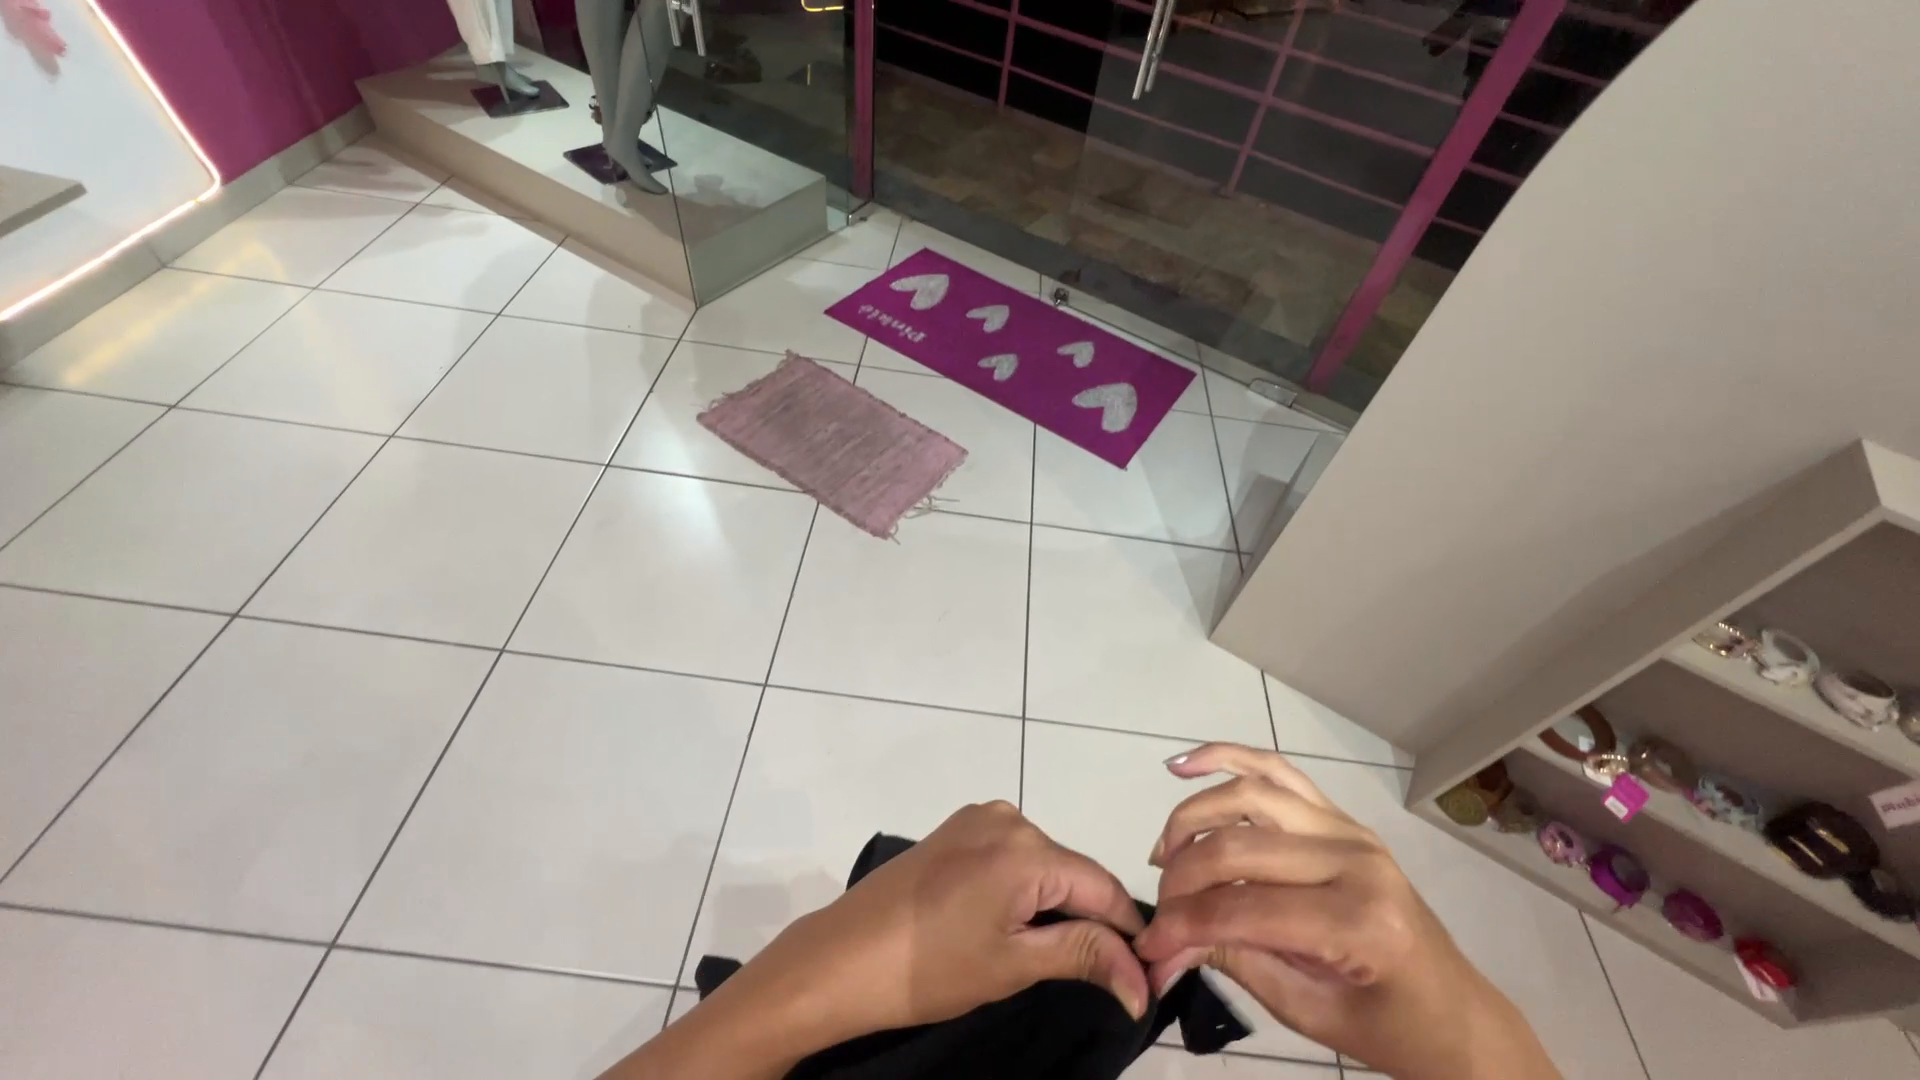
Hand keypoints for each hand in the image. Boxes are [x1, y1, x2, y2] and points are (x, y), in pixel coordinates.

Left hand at [747, 800, 1150, 1039]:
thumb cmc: (930, 968)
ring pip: (1044, 863)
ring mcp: (977, 819)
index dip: (1129, 934)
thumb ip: (1084, 955)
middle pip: (1073, 871)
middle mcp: (1008, 817)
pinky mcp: (956, 830)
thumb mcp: (1014, 964)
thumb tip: (1141, 980)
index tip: (1145, 978)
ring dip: (1059, 904)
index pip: (1102, 887)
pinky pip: (1012, 855)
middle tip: (1107, 976)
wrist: (842, 957)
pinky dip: (1026, 888)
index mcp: (1026, 848)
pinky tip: (1017, 922)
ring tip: (1060, 954)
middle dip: (1093, 919)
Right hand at [1134, 744, 1558, 1079]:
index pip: (1241, 909)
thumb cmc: (1389, 1025)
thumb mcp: (1308, 1012)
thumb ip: (1231, 964)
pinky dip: (1226, 758)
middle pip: (1236, 848)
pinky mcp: (1339, 816)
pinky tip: (1183, 764)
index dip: (1182, 925)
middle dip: (1181, 878)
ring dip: (1192, 817)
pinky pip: (1276, 772)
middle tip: (1156, 909)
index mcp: (1358, 921)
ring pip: (1247, 796)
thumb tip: (1158, 947)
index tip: (1147, 945)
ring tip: (1162, 851)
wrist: (1455, 1010)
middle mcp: (1354, 859)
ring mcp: (1348, 827)